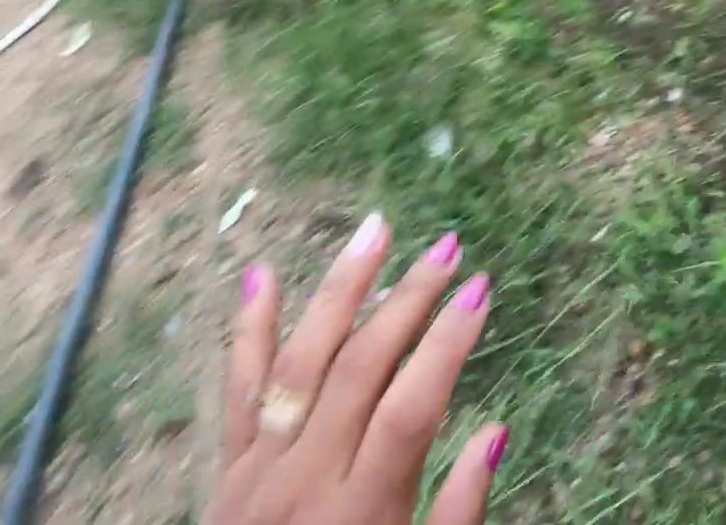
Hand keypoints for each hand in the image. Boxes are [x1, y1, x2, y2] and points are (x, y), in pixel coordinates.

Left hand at [206, 215, 505, 524]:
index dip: (449, 342)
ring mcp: (258, 468)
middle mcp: (305, 478)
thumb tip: (497, 432)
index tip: (481, 287)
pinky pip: (239, 390)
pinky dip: (250, 330)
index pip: (412, 406)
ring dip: (341, 288)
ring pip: (300, 360)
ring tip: (375, 230)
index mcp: (361, 509)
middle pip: (360, 367)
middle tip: (447, 248)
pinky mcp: (228, 467)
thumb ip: (458, 512)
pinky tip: (263, 273)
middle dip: (410, 299)